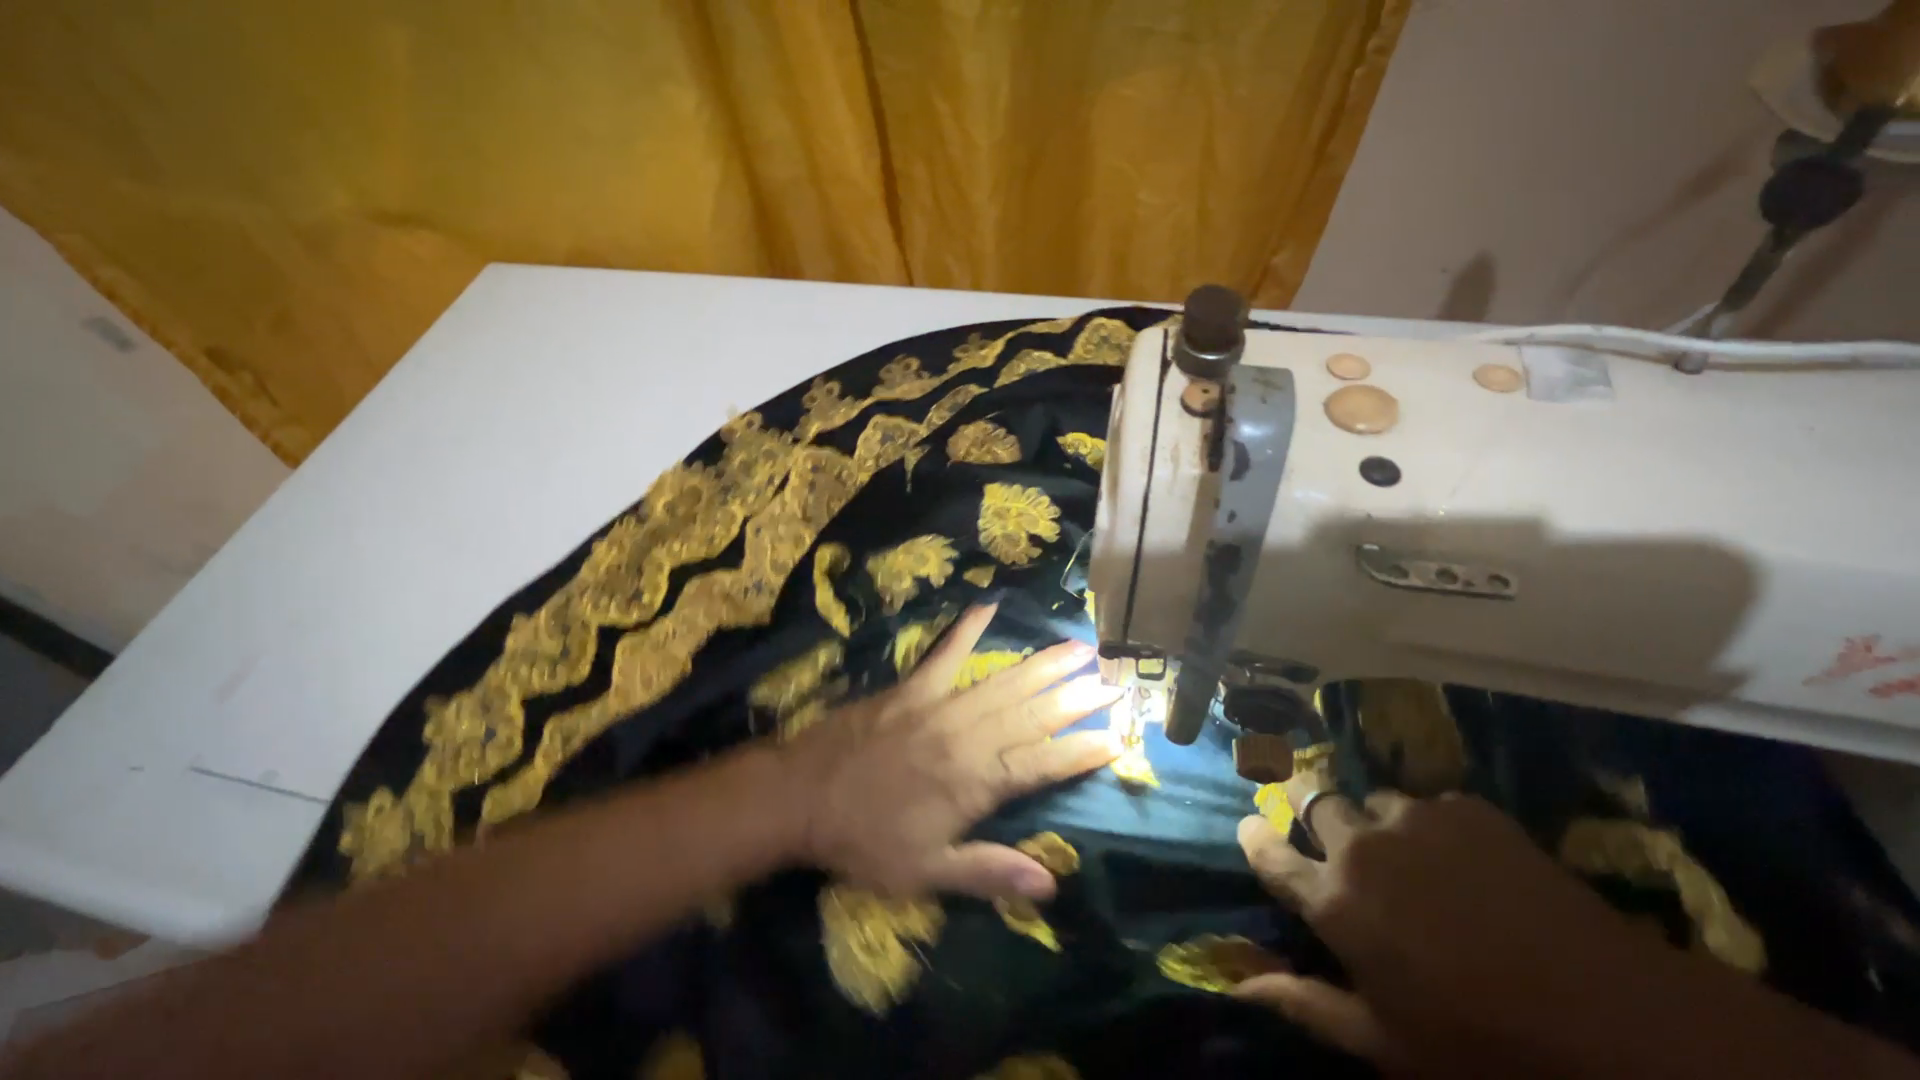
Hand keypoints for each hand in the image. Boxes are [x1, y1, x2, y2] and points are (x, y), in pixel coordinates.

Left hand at [781, 604, 1123, 901]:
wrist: (798, 797)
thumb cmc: (863, 840)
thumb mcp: (925, 872)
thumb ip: (989, 872)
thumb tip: (1051, 882)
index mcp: (974, 782)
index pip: (1042, 763)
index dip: (1082, 751)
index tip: (1119, 736)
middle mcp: (965, 736)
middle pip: (1032, 714)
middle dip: (1077, 698)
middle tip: (1117, 680)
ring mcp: (937, 706)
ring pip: (1002, 681)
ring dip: (1043, 665)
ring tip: (1080, 647)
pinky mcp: (909, 690)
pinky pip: (944, 654)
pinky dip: (966, 629)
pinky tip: (989, 605)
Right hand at [1234, 780, 1703, 1075]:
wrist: (1606, 1014)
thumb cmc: (1479, 1042)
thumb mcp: (1383, 1041)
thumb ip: (1305, 1004)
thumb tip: (1237, 987)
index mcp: (1333, 902)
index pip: (1271, 856)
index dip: (1254, 838)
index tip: (1248, 826)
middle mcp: (1363, 848)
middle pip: (1316, 804)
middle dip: (1310, 810)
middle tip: (1325, 830)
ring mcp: (1419, 822)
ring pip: (1374, 800)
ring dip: (1375, 821)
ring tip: (1402, 851)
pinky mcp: (1473, 811)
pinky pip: (1431, 804)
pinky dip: (1431, 825)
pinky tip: (1460, 857)